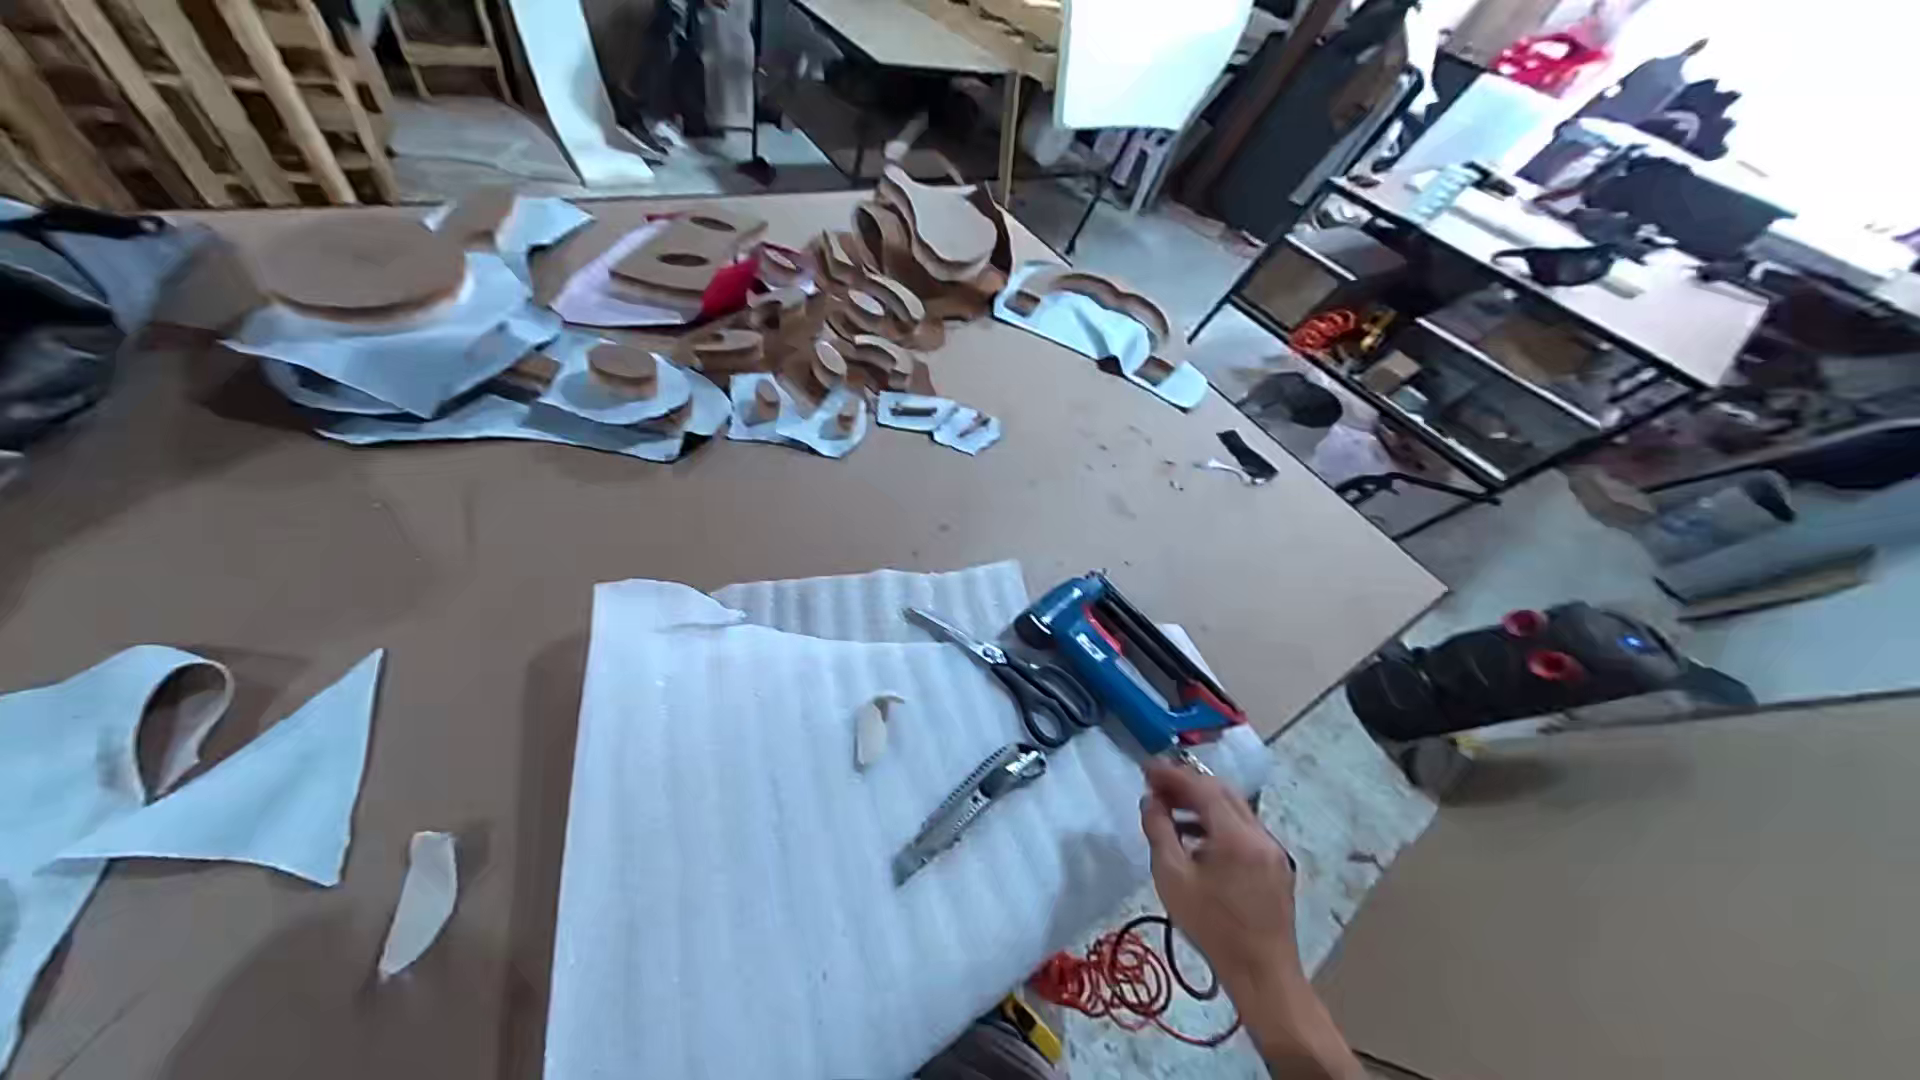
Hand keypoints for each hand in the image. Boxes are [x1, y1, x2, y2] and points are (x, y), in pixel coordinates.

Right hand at [1141, 761, 1361, 1079]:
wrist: (1262, 976)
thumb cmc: (1212, 927)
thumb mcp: (1172, 878)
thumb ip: (1159, 831)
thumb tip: (1151, 801)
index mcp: (1237, 835)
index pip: (1202, 788)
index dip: (1172, 774)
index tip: (1146, 768)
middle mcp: (1260, 834)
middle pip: (1222, 792)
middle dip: (1187, 783)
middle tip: (1156, 783)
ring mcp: (1272, 849)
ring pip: (1234, 809)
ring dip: (1201, 802)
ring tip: (1169, 809)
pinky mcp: (1275, 865)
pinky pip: (1243, 829)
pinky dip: (1217, 822)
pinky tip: (1194, 837)